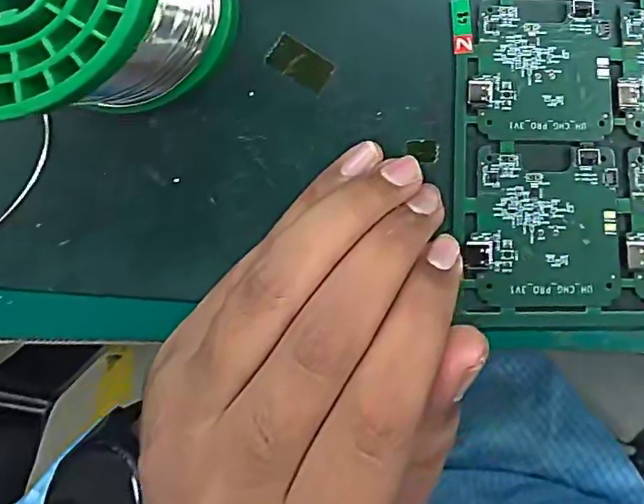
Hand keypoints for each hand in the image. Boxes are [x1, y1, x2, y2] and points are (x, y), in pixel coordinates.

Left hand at [138, 142, 488, 503]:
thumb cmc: (318, 503)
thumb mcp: (388, 496)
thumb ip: (425, 426)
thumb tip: (466, 341)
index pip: (374, 411)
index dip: (418, 321)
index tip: (448, 254)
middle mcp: (235, 466)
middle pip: (320, 339)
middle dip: (384, 253)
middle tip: (425, 202)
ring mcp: (193, 400)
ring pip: (272, 287)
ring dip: (340, 214)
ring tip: (391, 173)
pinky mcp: (178, 348)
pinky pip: (247, 264)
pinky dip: (301, 210)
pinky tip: (347, 173)